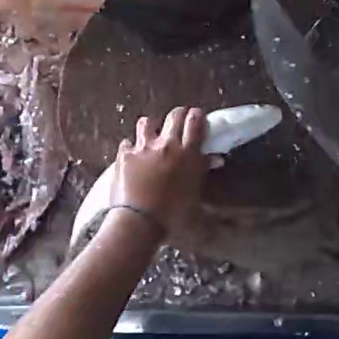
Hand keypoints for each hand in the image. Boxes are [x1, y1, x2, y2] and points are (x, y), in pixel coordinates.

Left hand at [109, 108, 208, 239]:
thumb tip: (213, 159)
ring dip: (152, 126)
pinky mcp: (125, 155)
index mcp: (188, 154)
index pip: (196, 122)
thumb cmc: (173, 216)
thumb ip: (202, 172)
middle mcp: (167, 145)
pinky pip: (128, 142)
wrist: (139, 223)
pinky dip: (131, 147)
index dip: (196, 116)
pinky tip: (132, 156)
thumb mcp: (196, 196)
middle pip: (174, 115)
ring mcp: (144, 148)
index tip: (196, 118)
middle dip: (178, 115)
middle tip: (179, 121)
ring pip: (148, 122)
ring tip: (152, 134)